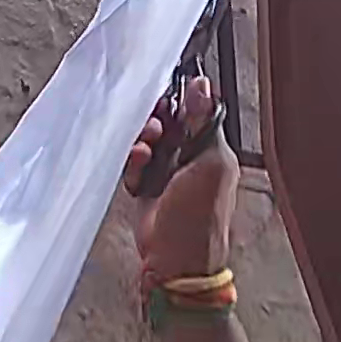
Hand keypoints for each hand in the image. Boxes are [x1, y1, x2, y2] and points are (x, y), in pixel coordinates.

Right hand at [124, 76, 237, 282]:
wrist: (175, 259)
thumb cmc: (199, 215)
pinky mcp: (145, 183)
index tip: (164, 103)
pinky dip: (131, 167)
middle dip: (153, 123)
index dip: (175, 103)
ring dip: (140, 144)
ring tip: (143, 156)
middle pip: (163, 121)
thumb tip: (202, 83)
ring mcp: (165, 169)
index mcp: (209, 146)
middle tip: (153, 133)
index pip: (190, 109)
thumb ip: (204, 121)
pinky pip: (131, 162)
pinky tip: (137, 178)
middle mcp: (187, 155)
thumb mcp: (209, 163)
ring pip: (143, 138)